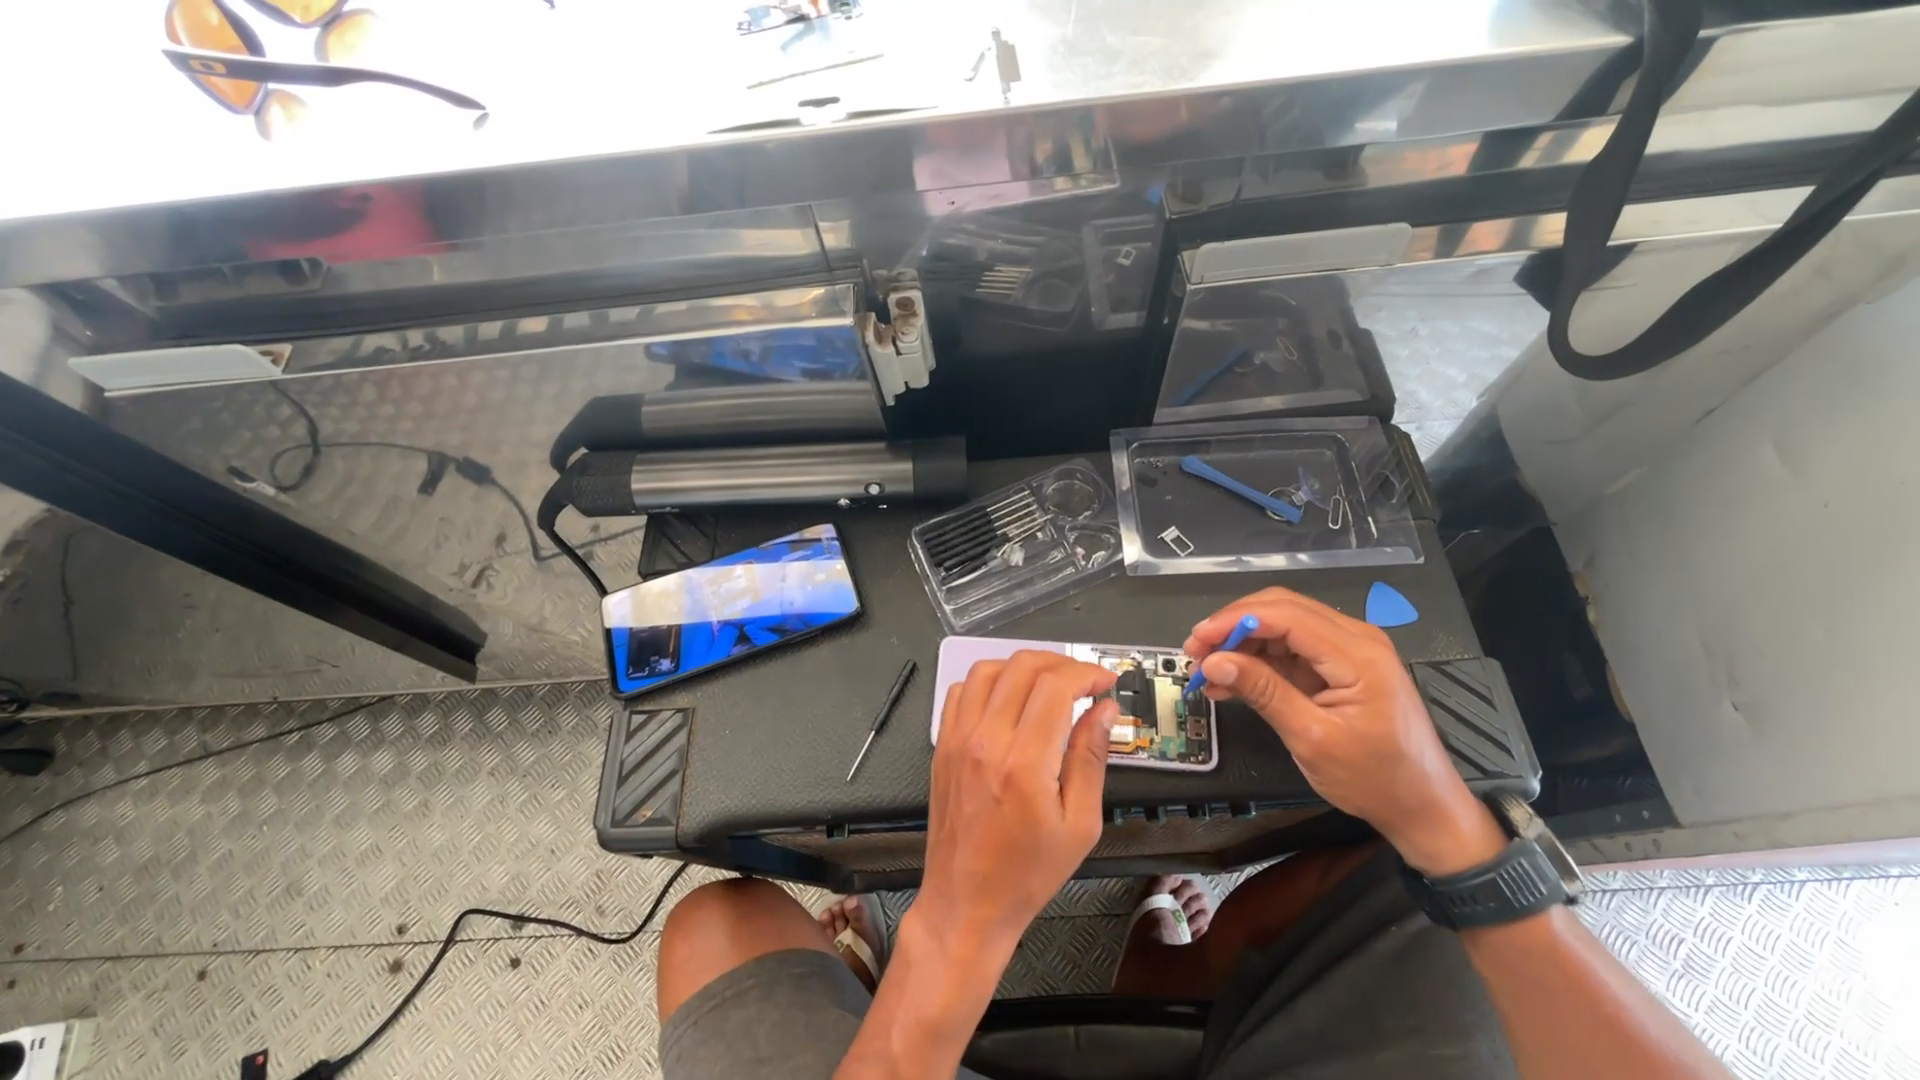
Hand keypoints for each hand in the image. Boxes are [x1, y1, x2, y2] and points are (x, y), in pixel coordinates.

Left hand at [915, 651, 1118, 952]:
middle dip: (1061, 663)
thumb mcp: (1080, 825)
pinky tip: (1009, 699)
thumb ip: (1091, 758)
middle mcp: (986, 741)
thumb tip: (1104, 709)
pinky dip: (988, 682)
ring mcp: (957, 741)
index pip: (1055, 686)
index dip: (1087, 673)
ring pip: (987, 670)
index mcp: (1024, 762)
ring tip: (1050, 684)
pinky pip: (960, 692)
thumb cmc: (1027, 873)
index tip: (1106, 682)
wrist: (966, 903)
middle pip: (1022, 667)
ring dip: (1024, 666)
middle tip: (1084, 681)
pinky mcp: (942, 747)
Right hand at [1185, 588, 1505, 874]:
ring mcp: (1351, 651)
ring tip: (1207, 672)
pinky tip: (1231, 681)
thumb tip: (1213, 662)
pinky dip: (1260, 659)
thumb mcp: (1311, 738)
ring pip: (1284, 625)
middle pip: (1283, 609)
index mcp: (1357, 654)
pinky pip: (1294, 648)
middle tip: (1195, 654)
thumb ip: (1263, 692)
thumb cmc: (1373, 779)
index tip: (1196, 642)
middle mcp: (1356, 639)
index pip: (1285, 615)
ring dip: (1243, 642)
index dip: (1234, 621)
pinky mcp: (1342, 667)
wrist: (1423, 807)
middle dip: (1233, 626)